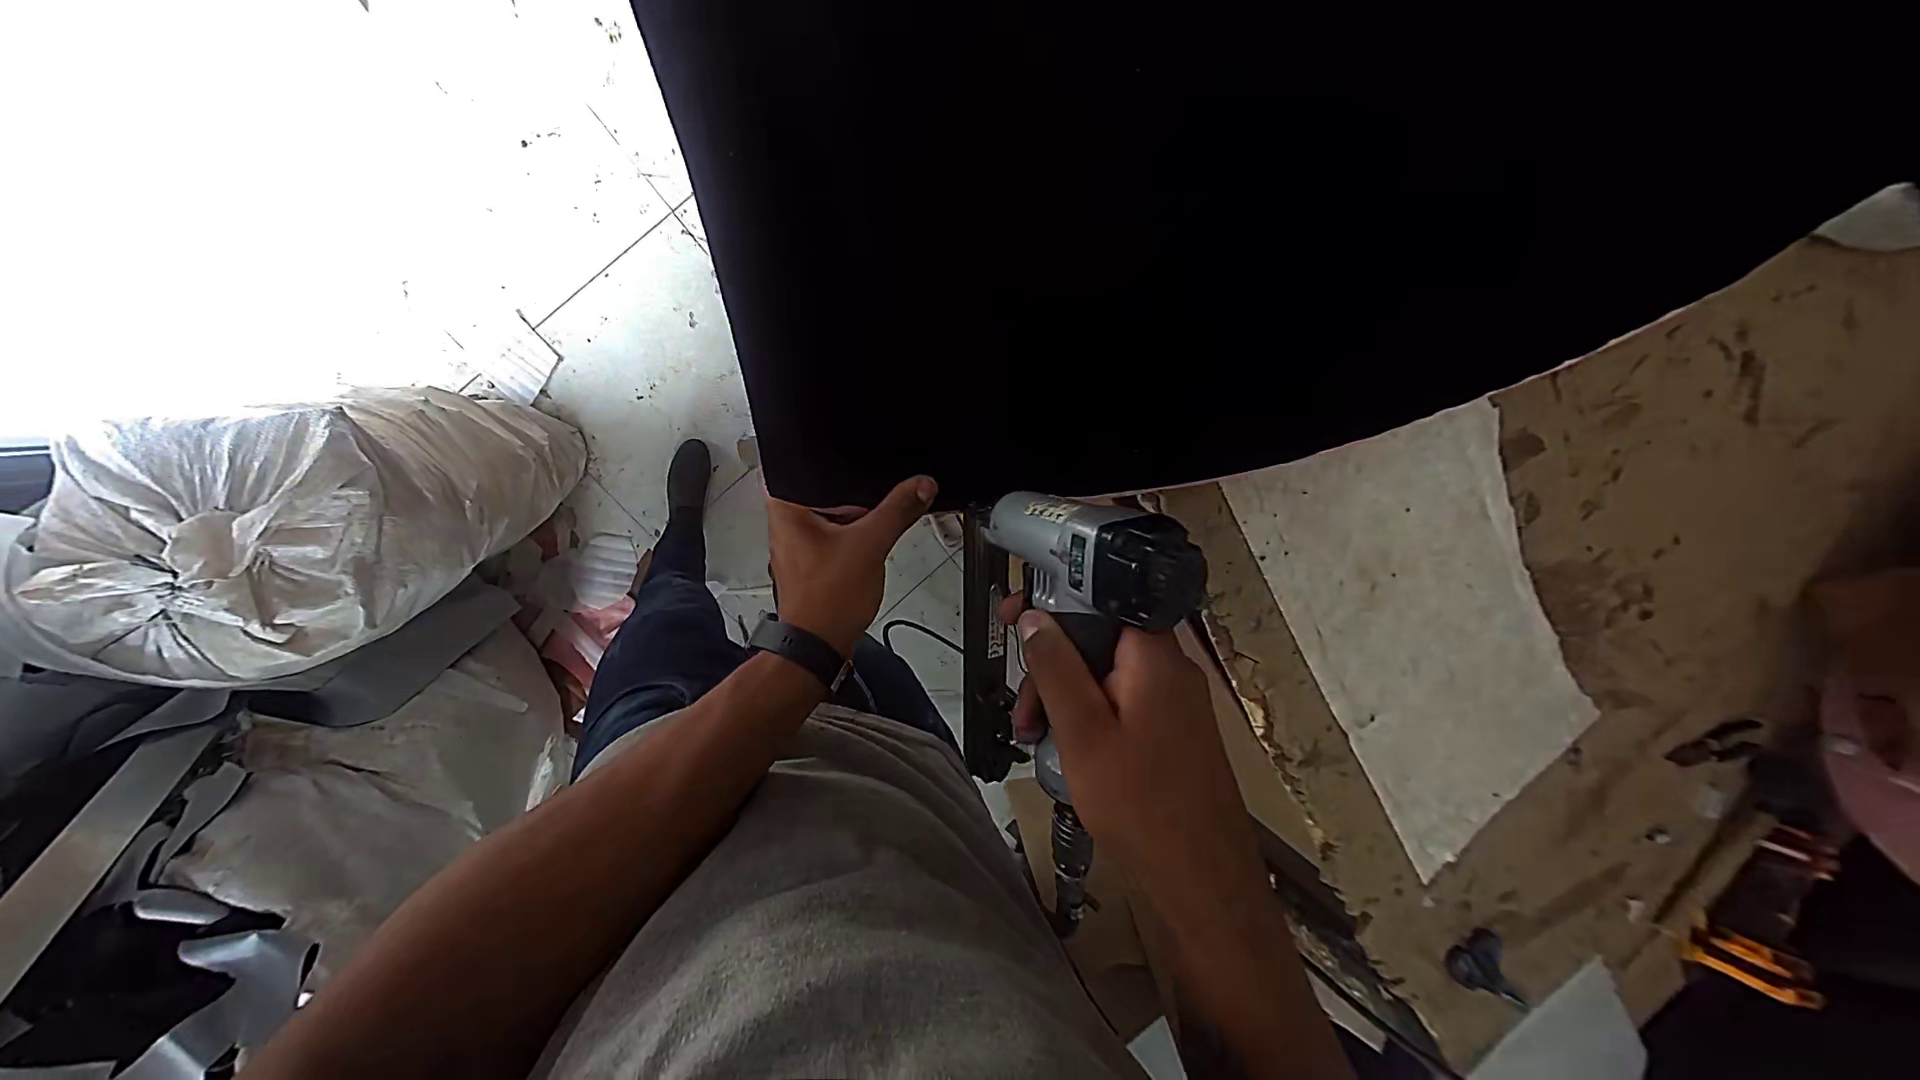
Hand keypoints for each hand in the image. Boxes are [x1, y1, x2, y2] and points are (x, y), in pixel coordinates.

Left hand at [766, 476, 936, 655]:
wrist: (819, 646)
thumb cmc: (826, 602)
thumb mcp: (870, 544)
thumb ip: (898, 510)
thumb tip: (920, 485)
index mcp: (785, 507)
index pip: (815, 466)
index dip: (846, 469)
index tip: (865, 484)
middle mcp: (785, 522)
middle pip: (831, 492)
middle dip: (857, 500)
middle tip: (869, 516)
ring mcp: (798, 543)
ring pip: (837, 515)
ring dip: (858, 522)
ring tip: (865, 540)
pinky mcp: (812, 560)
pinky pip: (839, 537)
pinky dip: (855, 541)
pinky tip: (864, 554)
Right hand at [1002, 595, 1265, 918]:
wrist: (1202, 881)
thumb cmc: (1143, 808)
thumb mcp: (1082, 732)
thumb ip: (1055, 668)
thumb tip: (1034, 619)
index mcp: (1153, 656)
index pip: (1102, 596)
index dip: (1055, 599)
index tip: (1018, 614)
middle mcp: (1168, 669)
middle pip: (1097, 639)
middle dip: (1051, 665)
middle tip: (1025, 707)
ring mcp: (1172, 700)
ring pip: (1104, 674)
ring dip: (1064, 696)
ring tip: (1038, 737)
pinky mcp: (1170, 728)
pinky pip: (1119, 702)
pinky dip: (1088, 716)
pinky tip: (1067, 749)